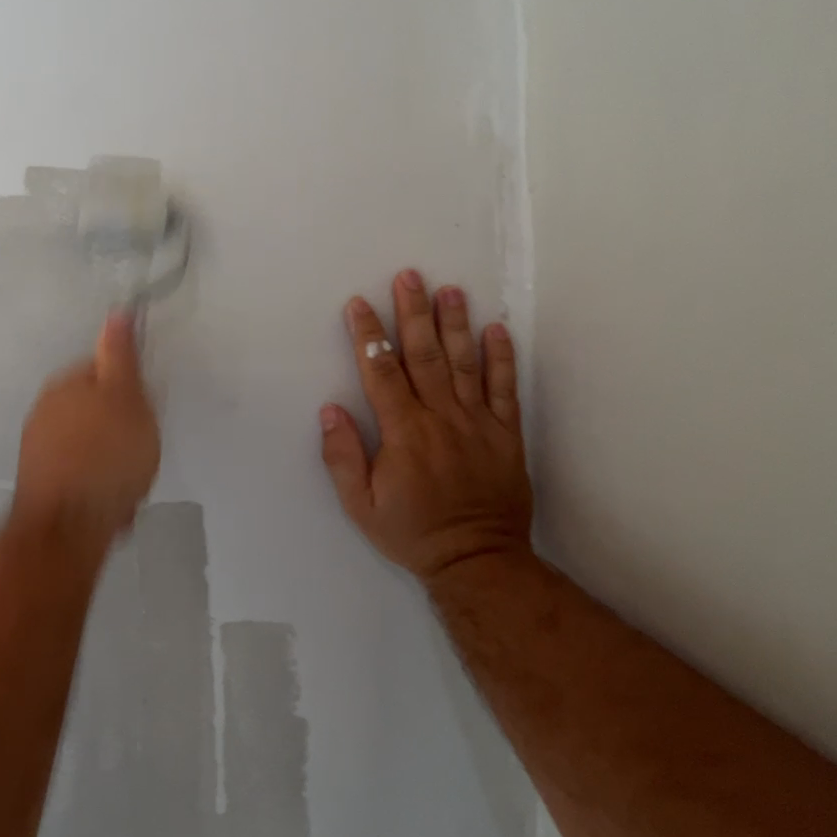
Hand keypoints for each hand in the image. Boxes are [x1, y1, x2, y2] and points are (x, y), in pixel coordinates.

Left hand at [14, 314, 160, 543]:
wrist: (69, 525)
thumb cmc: (107, 455)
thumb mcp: (126, 398)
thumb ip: (120, 356)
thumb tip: (116, 312)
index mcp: (63, 384)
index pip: (101, 372)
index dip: (128, 392)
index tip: (144, 414)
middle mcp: (43, 411)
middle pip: (92, 411)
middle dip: (117, 430)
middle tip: (139, 451)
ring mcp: (37, 449)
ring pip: (86, 448)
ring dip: (108, 463)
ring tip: (128, 485)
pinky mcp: (40, 484)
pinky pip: (78, 477)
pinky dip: (96, 487)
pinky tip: (111, 506)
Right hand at [320, 269, 532, 582]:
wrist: (477, 560)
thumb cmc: (410, 532)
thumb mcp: (359, 504)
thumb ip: (343, 456)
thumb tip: (331, 410)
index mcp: (404, 434)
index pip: (381, 373)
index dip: (368, 336)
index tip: (358, 304)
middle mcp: (442, 419)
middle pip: (425, 356)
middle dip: (413, 314)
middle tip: (409, 276)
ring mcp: (478, 424)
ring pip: (464, 364)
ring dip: (455, 324)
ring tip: (449, 289)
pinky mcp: (505, 435)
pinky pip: (503, 389)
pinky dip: (500, 358)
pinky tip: (496, 329)